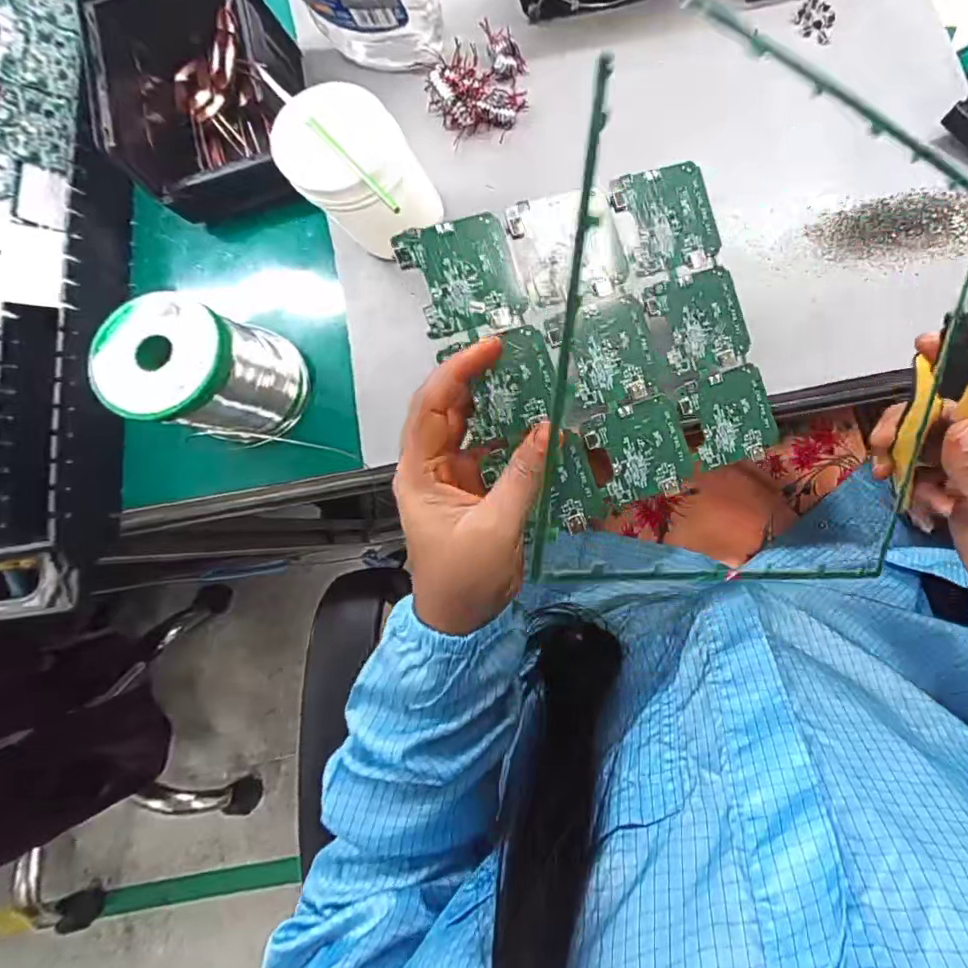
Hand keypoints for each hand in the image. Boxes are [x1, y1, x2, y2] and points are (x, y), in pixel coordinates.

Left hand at [393, 338, 550, 635]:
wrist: (460, 619)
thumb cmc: (465, 578)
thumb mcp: (496, 526)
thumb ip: (522, 476)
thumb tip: (547, 431)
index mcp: (419, 472)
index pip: (433, 407)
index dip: (457, 373)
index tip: (488, 349)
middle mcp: (430, 467)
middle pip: (446, 409)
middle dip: (472, 378)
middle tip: (508, 352)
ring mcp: (452, 477)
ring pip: (467, 427)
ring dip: (490, 403)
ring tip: (519, 377)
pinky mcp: (473, 489)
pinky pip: (489, 452)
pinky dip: (508, 435)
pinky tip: (529, 423)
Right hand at [869, 333, 967, 610]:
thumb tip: (955, 426)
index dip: (963, 369)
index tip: (929, 349)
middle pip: (947, 417)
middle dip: (912, 422)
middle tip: (884, 441)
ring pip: (927, 446)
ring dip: (903, 456)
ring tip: (887, 476)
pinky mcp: (954, 496)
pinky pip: (922, 477)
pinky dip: (911, 488)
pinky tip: (919, 507)